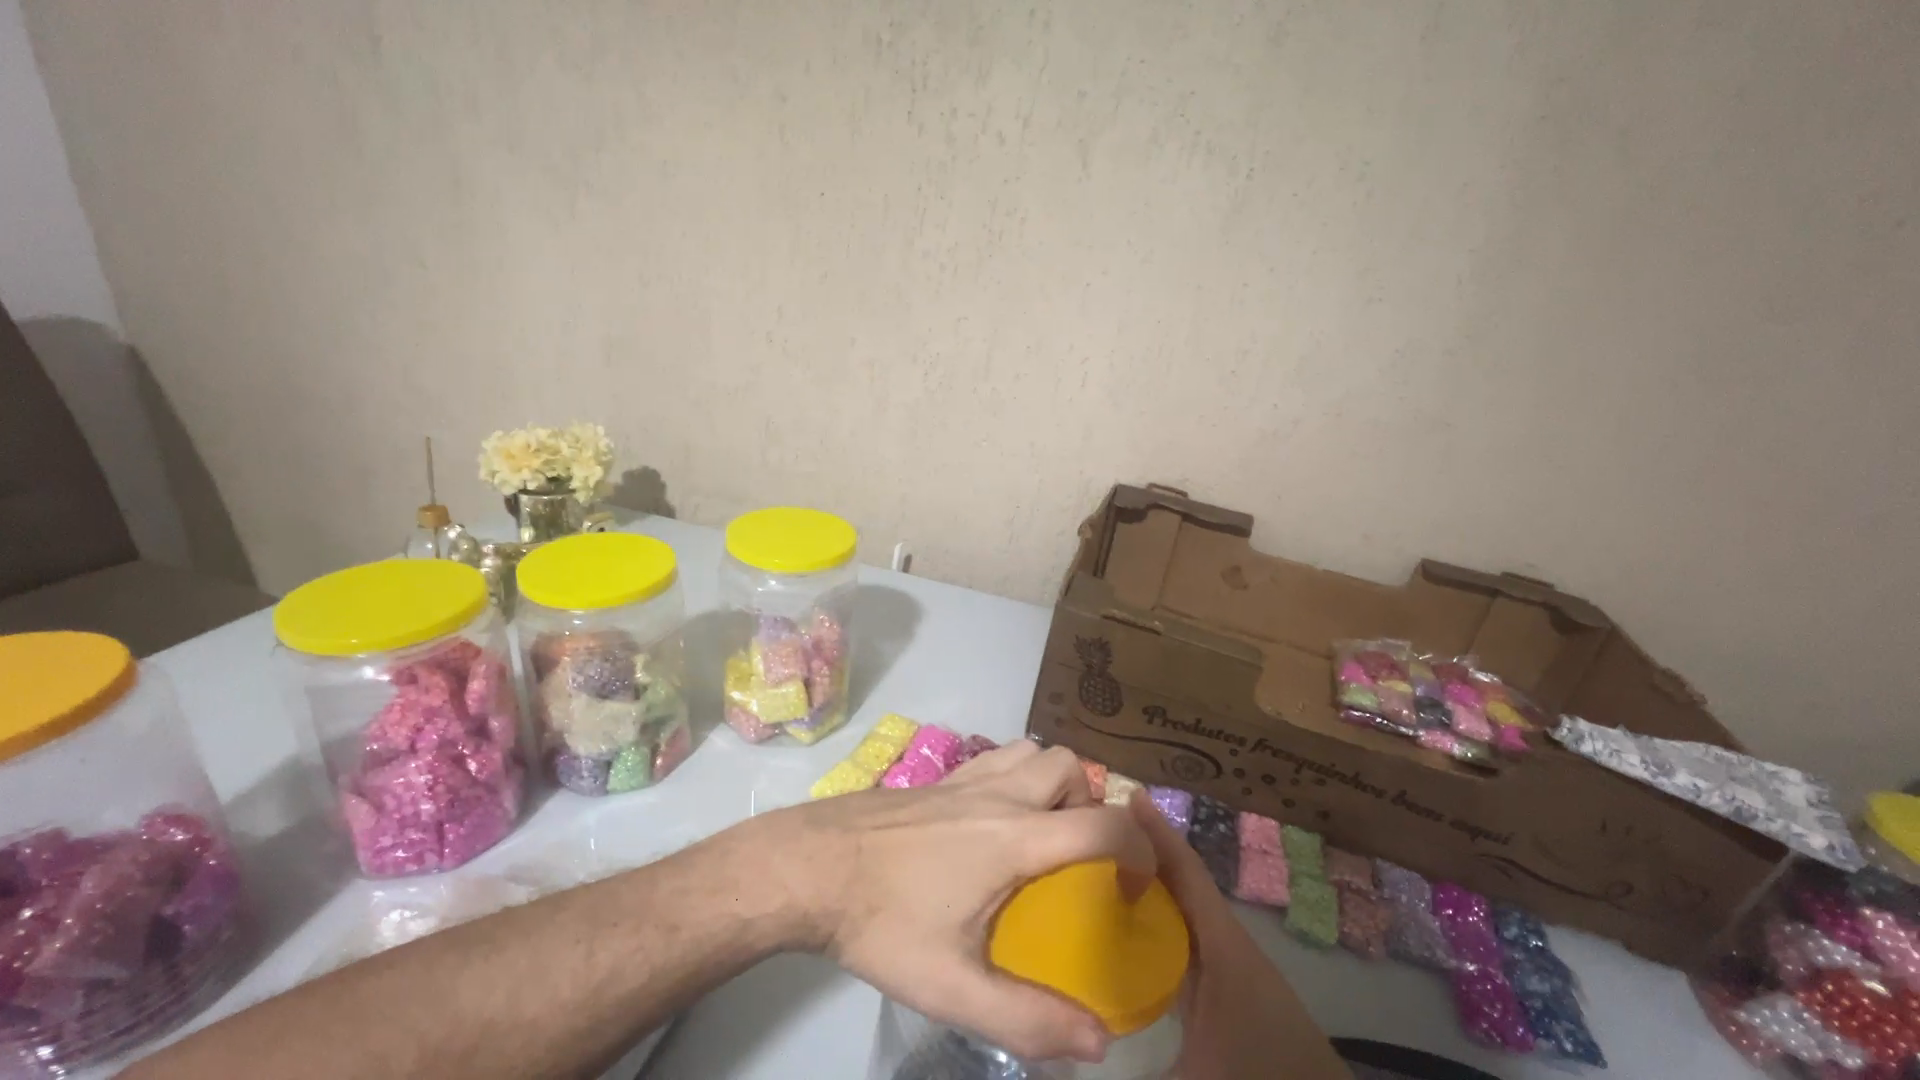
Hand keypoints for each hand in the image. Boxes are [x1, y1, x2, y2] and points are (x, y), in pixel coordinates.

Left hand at [767, 741, 1155, 1062]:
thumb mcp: (952, 988)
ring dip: (1054, 784)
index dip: (1139, 852)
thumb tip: (1098, 1043)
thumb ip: (1026, 1019)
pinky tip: (992, 821)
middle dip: (1093, 807)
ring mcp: (963, 779)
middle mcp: (998, 795)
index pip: (1105, 825)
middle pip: (1072, 768)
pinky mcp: (934, 778)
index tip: (1132, 890)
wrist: (805, 868)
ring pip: (1034, 751)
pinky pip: (996, 757)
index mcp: (1015, 838)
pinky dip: (1016, 776)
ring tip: (1043, 834)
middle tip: (1080, 859)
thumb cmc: (880, 924)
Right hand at [1124, 793, 1353, 1079]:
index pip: (1190, 875)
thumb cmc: (1261, 1071)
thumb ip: (1136, 1059)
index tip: (1131, 796)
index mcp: (1224, 946)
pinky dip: (1158, 920)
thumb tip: (1078, 1047)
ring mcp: (1228, 964)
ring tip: (1101, 868)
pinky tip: (1128, 929)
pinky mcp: (1226, 987)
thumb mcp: (1199, 1074)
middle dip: (1145, 853)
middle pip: (1184, 884)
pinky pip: (1185, 938)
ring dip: (1151, 885)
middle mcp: (1227, 943)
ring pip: (1185, 911)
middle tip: (1096, 830)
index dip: (1161, 835)